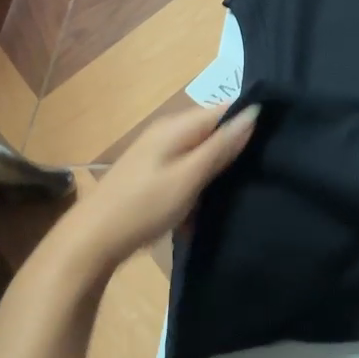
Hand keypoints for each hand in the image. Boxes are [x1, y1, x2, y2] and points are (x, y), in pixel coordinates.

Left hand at [59, 103, 258, 267]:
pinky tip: (202, 209)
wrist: (86, 247)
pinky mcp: (150, 176)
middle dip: (233, 151)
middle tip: (256, 173)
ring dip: (215, 173)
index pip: (226, 110)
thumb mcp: (188, 177)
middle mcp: (167, 132)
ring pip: (200, 155)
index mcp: (177, 126)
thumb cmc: (141, 208)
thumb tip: (255, 110)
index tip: (272, 145)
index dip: (250, 123)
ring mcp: (156, 154)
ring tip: (234, 194)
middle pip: (213, 132)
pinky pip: (186, 171)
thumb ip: (221, 145)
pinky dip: (197, 186)